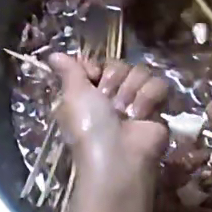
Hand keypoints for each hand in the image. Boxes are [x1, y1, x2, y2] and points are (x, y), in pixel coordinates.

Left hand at [47, 53, 168, 199]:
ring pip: (141, 72)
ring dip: (131, 92)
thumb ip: (69, 72)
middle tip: (110, 104)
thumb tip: (53, 54)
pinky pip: (159, 85)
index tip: (92, 77)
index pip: (99, 64)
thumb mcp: (72, 95)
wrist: (118, 156)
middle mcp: (112, 98)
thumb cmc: (89, 126)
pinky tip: (141, 116)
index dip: (96, 68)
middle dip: (115, 83)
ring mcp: (136, 102)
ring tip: (126, 114)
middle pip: (121, 66)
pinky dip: (149, 98)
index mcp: (89, 94)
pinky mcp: (157, 109)